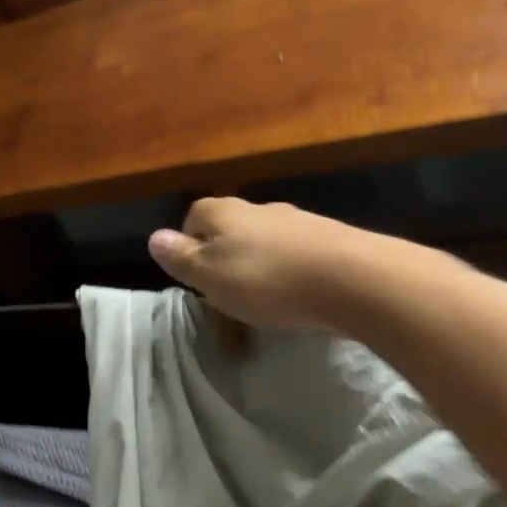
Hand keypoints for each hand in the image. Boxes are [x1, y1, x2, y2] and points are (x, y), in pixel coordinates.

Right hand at [148, 198, 442, 330]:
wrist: (352, 279)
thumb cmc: (266, 279)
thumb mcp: (210, 275)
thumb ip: (181, 257)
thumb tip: (154, 237)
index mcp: (223, 212)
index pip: (194, 218)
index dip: (190, 246)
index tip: (197, 279)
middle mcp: (259, 208)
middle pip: (231, 228)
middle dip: (227, 256)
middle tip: (229, 292)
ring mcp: (298, 221)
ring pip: (266, 241)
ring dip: (261, 265)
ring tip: (266, 299)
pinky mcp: (330, 239)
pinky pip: (298, 254)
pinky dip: (292, 272)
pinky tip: (299, 296)